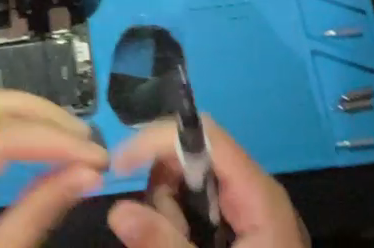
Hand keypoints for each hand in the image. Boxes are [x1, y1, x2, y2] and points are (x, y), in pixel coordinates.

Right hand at [106, 117, 308, 247]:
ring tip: (177, 243)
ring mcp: (247, 207)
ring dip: (168, 210)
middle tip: (160, 230)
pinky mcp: (240, 225)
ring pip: (188, 179)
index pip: (205, 135)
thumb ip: (165, 245)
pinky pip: (196, 203)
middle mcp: (253, 189)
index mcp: (258, 195)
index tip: (120, 166)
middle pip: (192, 155)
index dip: (160, 139)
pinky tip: (185, 243)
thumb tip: (116, 211)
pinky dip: (179, 220)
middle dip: (163, 187)